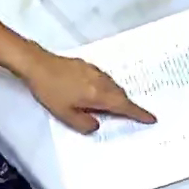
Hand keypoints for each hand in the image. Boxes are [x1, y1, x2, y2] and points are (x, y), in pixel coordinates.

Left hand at [19, 50, 155, 133]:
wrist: (37, 64)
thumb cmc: (50, 91)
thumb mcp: (65, 115)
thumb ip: (84, 123)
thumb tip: (97, 124)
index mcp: (98, 95)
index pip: (124, 106)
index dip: (138, 114)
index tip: (151, 118)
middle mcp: (101, 82)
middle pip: (121, 95)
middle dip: (129, 106)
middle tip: (135, 116)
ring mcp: (95, 72)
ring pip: (113, 86)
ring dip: (118, 96)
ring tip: (116, 107)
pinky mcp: (87, 66)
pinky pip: (105, 80)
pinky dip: (108, 89)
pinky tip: (99, 92)